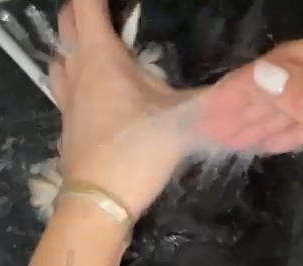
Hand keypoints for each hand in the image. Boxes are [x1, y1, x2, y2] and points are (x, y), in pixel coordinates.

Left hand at [48, 0, 201, 215]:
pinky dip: (75, 77)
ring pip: (60, 55)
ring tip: (99, 47)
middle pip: (67, 20)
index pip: (85, 0)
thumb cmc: (135, 157)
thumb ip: (210, 102)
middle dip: (85, 8)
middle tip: (112, 15)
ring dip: (74, 43)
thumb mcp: (180, 123)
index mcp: (100, 57)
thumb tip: (242, 91)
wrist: (98, 207)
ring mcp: (66, 100)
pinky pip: (64, 88)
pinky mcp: (67, 126)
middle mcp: (76, 71)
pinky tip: (95, 91)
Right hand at [202, 19, 302, 233]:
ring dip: (271, 119)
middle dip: (251, 105)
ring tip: (233, 142)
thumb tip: (264, 74)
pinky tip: (275, 142)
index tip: (209, 117)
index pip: (285, 63)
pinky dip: (299, 128)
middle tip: (212, 134)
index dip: (244, 90)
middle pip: (294, 76)